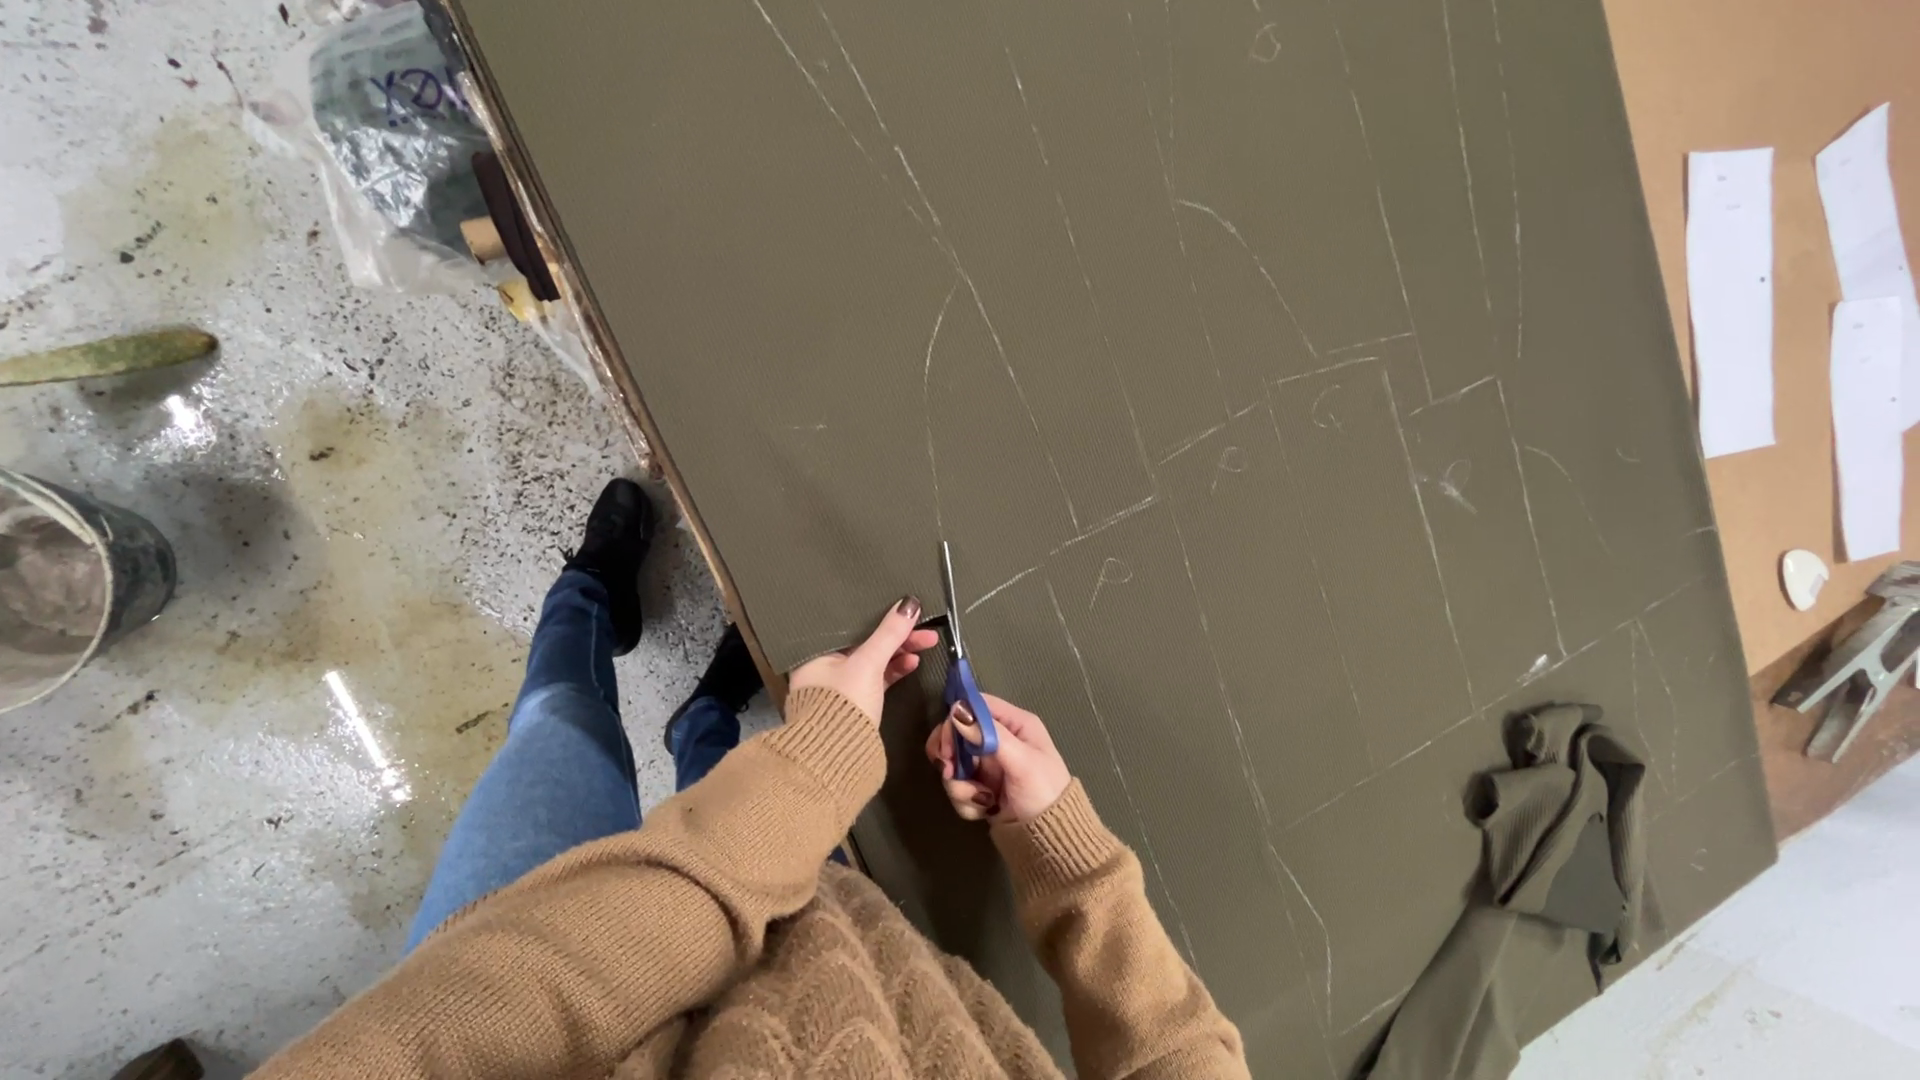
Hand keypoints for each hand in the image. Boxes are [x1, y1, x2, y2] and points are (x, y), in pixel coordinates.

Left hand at [788, 596, 940, 722]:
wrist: (837, 756)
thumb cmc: (845, 702)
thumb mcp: (868, 663)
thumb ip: (889, 633)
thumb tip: (909, 603)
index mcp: (816, 652)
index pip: (851, 624)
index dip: (879, 615)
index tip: (905, 610)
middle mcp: (824, 665)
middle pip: (865, 641)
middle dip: (897, 635)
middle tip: (926, 629)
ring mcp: (840, 685)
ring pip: (873, 659)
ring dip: (899, 651)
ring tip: (926, 644)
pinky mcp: (855, 701)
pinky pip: (876, 677)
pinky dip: (893, 669)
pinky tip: (912, 663)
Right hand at [924, 693, 1071, 823]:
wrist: (1050, 843)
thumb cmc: (1044, 794)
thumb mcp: (1022, 763)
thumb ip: (990, 736)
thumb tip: (958, 711)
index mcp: (1016, 724)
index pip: (977, 706)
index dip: (957, 720)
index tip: (947, 744)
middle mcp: (1000, 740)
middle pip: (958, 733)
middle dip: (952, 757)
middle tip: (951, 773)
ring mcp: (988, 765)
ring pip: (954, 764)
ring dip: (961, 785)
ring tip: (981, 800)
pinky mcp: (980, 788)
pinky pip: (958, 787)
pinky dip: (967, 801)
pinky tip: (985, 810)